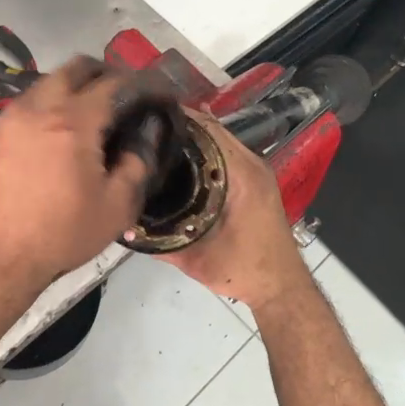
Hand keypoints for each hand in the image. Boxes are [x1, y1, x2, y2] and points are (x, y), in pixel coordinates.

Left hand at [0, 57, 150, 288]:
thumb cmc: (61, 234)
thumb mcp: (116, 206)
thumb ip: (138, 162)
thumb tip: (147, 132)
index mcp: (73, 121)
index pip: (117, 84)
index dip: (146, 84)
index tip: (163, 94)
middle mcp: (40, 106)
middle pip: (79, 67)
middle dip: (109, 74)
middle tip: (131, 96)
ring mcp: (14, 115)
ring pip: (52, 79)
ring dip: (80, 84)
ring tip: (101, 112)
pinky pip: (34, 98)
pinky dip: (56, 99)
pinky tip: (69, 129)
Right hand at [157, 113, 313, 311]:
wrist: (281, 288)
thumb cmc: (243, 270)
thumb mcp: (196, 258)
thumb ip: (159, 243)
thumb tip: (123, 226)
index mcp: (241, 175)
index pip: (206, 129)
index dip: (175, 120)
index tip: (144, 118)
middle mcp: (250, 165)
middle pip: (211, 130)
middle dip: (178, 126)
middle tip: (141, 128)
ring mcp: (255, 171)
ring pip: (218, 140)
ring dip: (190, 138)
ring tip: (153, 140)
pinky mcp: (253, 181)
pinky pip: (224, 155)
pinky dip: (202, 152)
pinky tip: (176, 161)